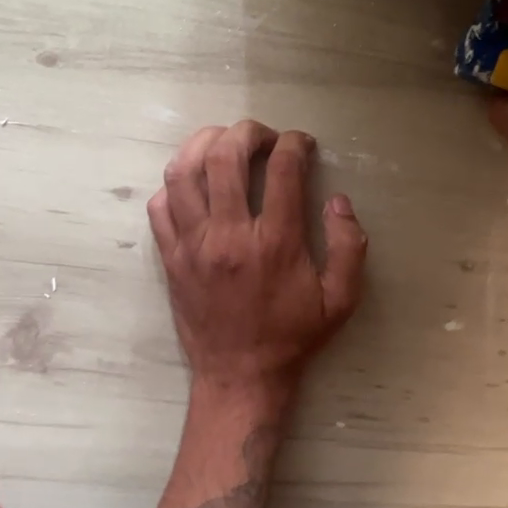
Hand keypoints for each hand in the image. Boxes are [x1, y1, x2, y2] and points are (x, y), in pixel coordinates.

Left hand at [148, 121, 368, 397]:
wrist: (240, 376)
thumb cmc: (292, 337)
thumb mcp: (341, 300)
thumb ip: (348, 247)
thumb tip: (339, 202)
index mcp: (276, 242)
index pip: (283, 170)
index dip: (295, 144)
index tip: (302, 143)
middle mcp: (229, 235)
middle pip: (225, 157)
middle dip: (246, 132)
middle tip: (261, 136)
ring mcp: (193, 245)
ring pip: (182, 173)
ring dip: (202, 145)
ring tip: (221, 143)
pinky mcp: (170, 258)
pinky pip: (159, 207)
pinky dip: (173, 185)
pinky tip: (193, 184)